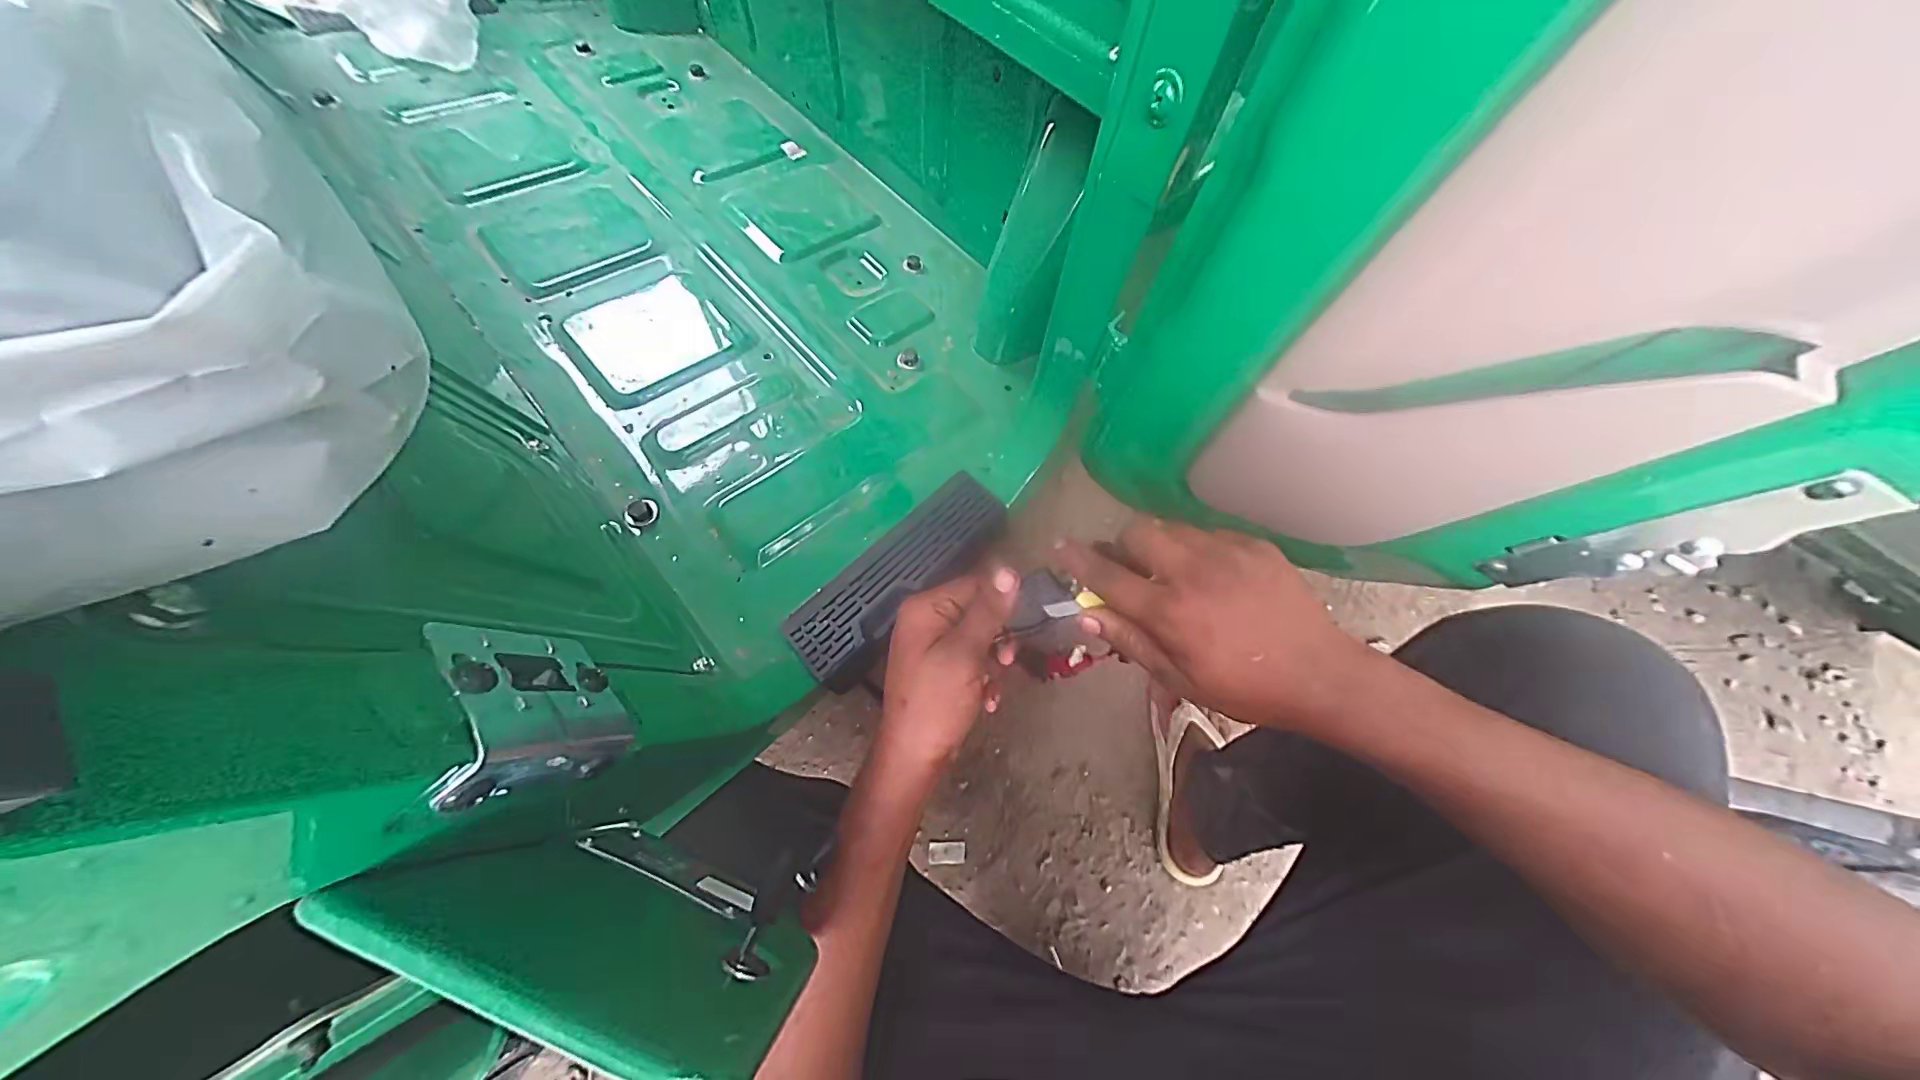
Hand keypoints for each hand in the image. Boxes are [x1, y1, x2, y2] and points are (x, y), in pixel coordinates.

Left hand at [877, 567, 1019, 772]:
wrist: (914, 756)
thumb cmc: (937, 702)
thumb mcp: (966, 653)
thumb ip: (989, 611)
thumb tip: (1009, 571)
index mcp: (926, 608)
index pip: (975, 584)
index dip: (1004, 601)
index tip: (1027, 622)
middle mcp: (926, 619)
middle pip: (979, 610)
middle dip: (999, 636)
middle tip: (1006, 660)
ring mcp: (931, 644)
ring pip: (980, 636)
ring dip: (994, 660)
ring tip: (993, 683)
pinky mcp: (940, 667)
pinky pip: (972, 658)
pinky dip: (984, 675)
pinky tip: (987, 697)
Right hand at [1056, 520, 1376, 731]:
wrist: (1320, 674)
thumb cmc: (1244, 688)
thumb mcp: (1180, 678)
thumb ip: (1131, 640)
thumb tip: (1088, 613)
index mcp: (1170, 611)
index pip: (1109, 575)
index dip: (1079, 560)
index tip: (1061, 547)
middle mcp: (1193, 572)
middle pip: (1136, 533)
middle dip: (1121, 545)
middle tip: (1126, 566)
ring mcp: (1226, 552)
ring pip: (1170, 527)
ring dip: (1157, 543)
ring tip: (1169, 570)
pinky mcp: (1253, 545)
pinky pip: (1207, 533)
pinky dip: (1194, 547)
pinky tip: (1209, 573)